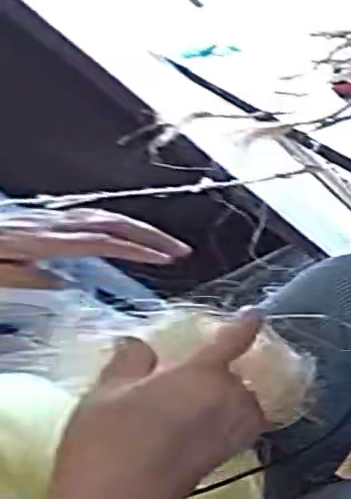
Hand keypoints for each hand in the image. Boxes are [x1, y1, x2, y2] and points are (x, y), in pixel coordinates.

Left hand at [0, 209, 189, 265]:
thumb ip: (22, 278)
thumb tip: (62, 283)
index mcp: (34, 240)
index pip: (102, 242)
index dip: (140, 250)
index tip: (169, 260)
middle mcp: (40, 225)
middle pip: (109, 222)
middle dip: (151, 234)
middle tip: (180, 250)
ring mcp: (32, 219)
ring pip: (97, 215)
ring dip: (135, 227)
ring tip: (159, 241)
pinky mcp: (25, 220)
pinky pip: (78, 217)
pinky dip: (108, 223)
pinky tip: (112, 233)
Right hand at [52, 314, 269, 498]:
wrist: (129, 489)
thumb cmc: (110, 438)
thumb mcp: (107, 394)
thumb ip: (129, 363)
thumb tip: (137, 342)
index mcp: (203, 371)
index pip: (232, 340)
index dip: (245, 325)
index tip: (256, 315)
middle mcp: (235, 388)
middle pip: (227, 376)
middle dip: (204, 384)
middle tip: (165, 405)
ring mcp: (247, 412)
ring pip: (236, 397)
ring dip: (217, 404)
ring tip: (176, 427)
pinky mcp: (251, 435)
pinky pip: (244, 418)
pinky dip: (226, 421)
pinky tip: (196, 437)